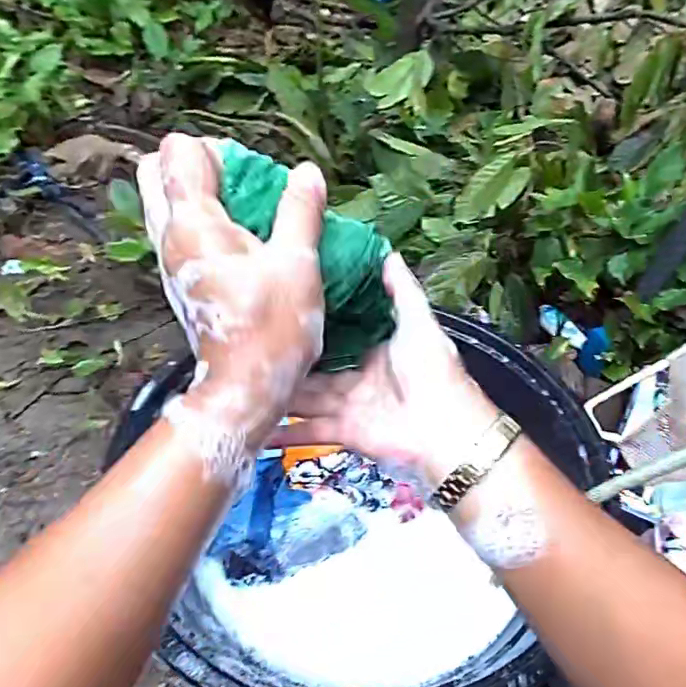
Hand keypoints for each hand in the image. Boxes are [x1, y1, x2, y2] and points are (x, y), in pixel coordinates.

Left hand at [135, 134, 325, 451]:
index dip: (216, 150)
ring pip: (161, 204)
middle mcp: (169, 237)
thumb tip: (307, 173)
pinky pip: (175, 234)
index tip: (253, 173)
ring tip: (244, 213)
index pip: (178, 152)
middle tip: (239, 183)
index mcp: (194, 224)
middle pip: (155, 172)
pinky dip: (199, 224)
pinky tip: (239, 244)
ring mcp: (168, 262)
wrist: (246, 386)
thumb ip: (300, 211)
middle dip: (193, 165)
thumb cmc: (274, 328)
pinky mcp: (178, 283)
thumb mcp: (298, 264)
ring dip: (195, 195)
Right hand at [269, 253, 497, 483]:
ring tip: (241, 378)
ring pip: (307, 397)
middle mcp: (360, 378)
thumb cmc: (435, 373)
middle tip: (250, 342)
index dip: (314, 324)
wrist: (444, 430)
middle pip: (316, 367)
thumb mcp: (419, 323)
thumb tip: (390, 253)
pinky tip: (256, 424)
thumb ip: (402, 291)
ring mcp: (351, 407)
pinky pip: (309, 429)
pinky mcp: (344, 432)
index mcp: (378, 351)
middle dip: (288, 359)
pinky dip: (284, 431)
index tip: (282, 305)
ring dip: (280, 392)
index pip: (339, 334)